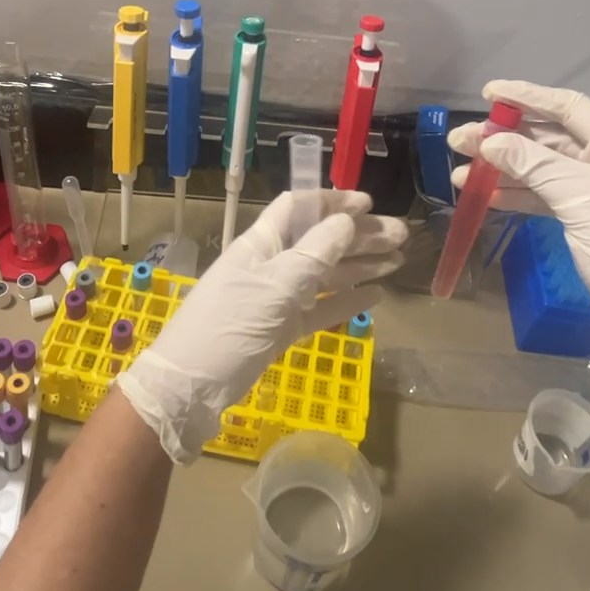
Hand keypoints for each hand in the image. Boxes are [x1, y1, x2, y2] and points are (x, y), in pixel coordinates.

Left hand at [115, 190, 406, 462]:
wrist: (189, 388)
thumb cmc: (228, 327)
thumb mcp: (275, 287)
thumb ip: (314, 254)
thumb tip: (347, 221)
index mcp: (262, 244)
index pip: (300, 208)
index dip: (333, 202)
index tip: (369, 203)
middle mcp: (271, 264)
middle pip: (320, 240)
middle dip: (359, 235)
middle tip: (400, 235)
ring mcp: (276, 297)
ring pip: (324, 274)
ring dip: (359, 264)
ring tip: (397, 260)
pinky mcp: (280, 329)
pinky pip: (319, 308)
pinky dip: (346, 300)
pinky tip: (375, 295)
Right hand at [449, 80, 589, 400]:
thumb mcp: (580, 199)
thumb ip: (533, 165)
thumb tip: (489, 141)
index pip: (568, 107)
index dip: (527, 97)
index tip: (489, 93)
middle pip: (547, 138)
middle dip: (503, 138)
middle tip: (460, 140)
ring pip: (539, 169)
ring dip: (501, 169)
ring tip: (460, 171)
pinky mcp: (581, 217)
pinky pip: (541, 196)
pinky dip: (513, 195)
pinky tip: (481, 195)